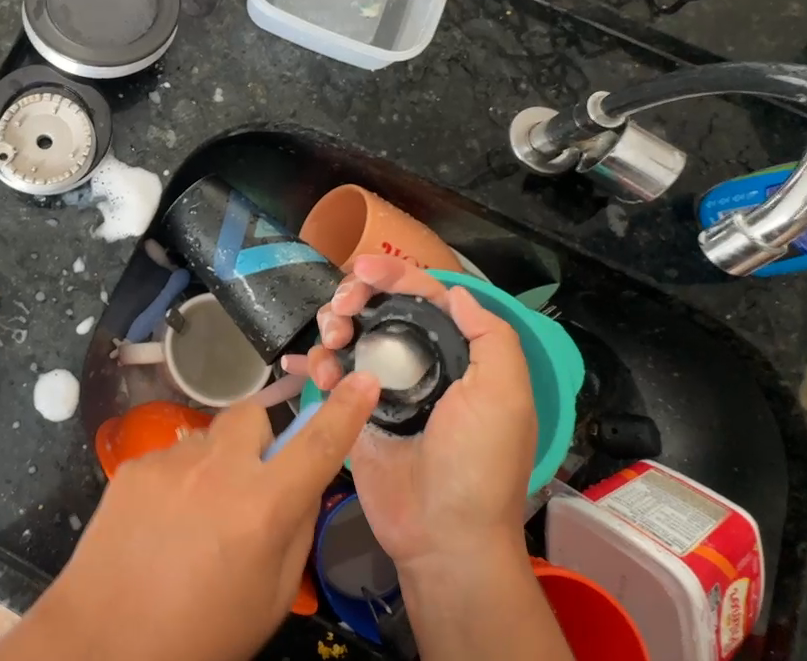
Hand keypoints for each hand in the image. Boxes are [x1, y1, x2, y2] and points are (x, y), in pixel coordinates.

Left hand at [0, 373, 381, 660]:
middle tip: (255, 476)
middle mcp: (217, 469)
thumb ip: (295, 530)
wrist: (106, 637)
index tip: (362, 379)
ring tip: (199, 516)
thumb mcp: (272, 596)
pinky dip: (181, 479)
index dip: (344, 409)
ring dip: (218, 462)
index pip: (316, 444)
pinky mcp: (134, 465)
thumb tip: (301, 486)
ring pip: (210, 438)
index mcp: (262, 507)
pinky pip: (173, 457)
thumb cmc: (203, 631)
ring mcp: (170, 461)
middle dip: (262, 435)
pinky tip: (165, 522)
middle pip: (253, 414)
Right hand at [290, 254, 536, 571]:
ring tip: (330, 346)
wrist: (441, 535)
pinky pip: (326, 373)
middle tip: (339, 313)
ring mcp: (380, 386)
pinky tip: (302, 368)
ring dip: (330, 328)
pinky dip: (310, 363)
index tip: (361, 271)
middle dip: (352, 298)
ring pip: (348, 335)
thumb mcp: (504, 398)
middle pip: (377, 308)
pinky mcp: (351, 410)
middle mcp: (417, 363)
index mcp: (455, 355)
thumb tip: (456, 293)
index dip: (393, 275)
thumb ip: (490, 338)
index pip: (423, 297)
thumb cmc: (477, 465)